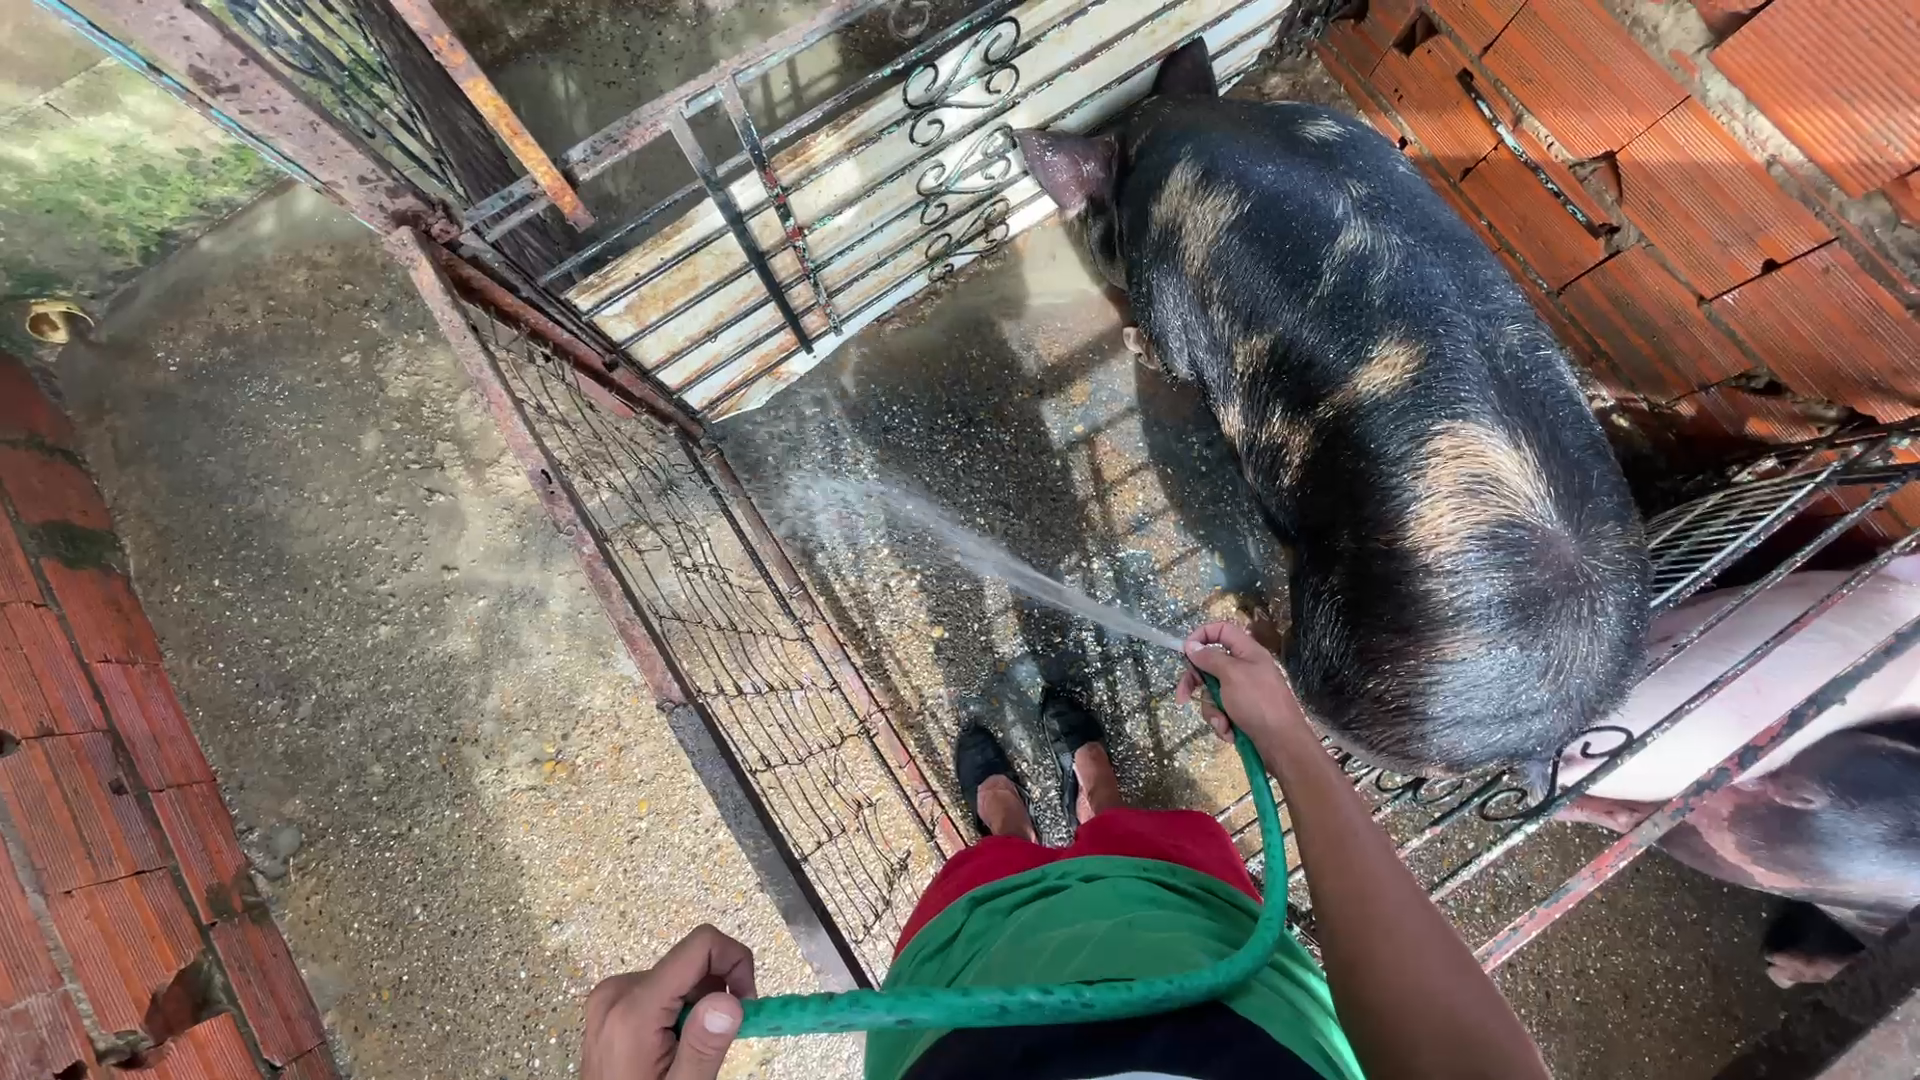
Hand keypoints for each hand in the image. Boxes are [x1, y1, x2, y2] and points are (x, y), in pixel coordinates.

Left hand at [581, 925, 754, 1079]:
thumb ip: (703, 1047)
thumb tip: (729, 1000)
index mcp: (633, 1009)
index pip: (700, 946)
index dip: (735, 961)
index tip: (746, 1002)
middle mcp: (618, 990)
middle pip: (693, 960)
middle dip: (717, 991)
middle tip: (721, 1035)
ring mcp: (612, 995)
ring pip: (682, 972)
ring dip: (700, 1001)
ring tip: (693, 1046)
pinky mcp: (613, 1002)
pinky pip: (665, 984)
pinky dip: (682, 1006)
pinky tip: (675, 1041)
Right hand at [1176, 621, 1309, 746]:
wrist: (1283, 745)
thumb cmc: (1259, 703)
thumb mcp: (1231, 675)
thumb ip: (1210, 658)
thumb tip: (1191, 646)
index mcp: (1248, 653)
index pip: (1222, 630)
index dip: (1202, 636)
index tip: (1185, 651)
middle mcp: (1245, 669)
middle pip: (1210, 665)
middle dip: (1196, 683)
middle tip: (1183, 696)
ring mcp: (1244, 692)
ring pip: (1212, 692)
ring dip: (1212, 710)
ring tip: (1223, 723)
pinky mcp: (1242, 712)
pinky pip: (1221, 711)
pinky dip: (1222, 723)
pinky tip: (1231, 732)